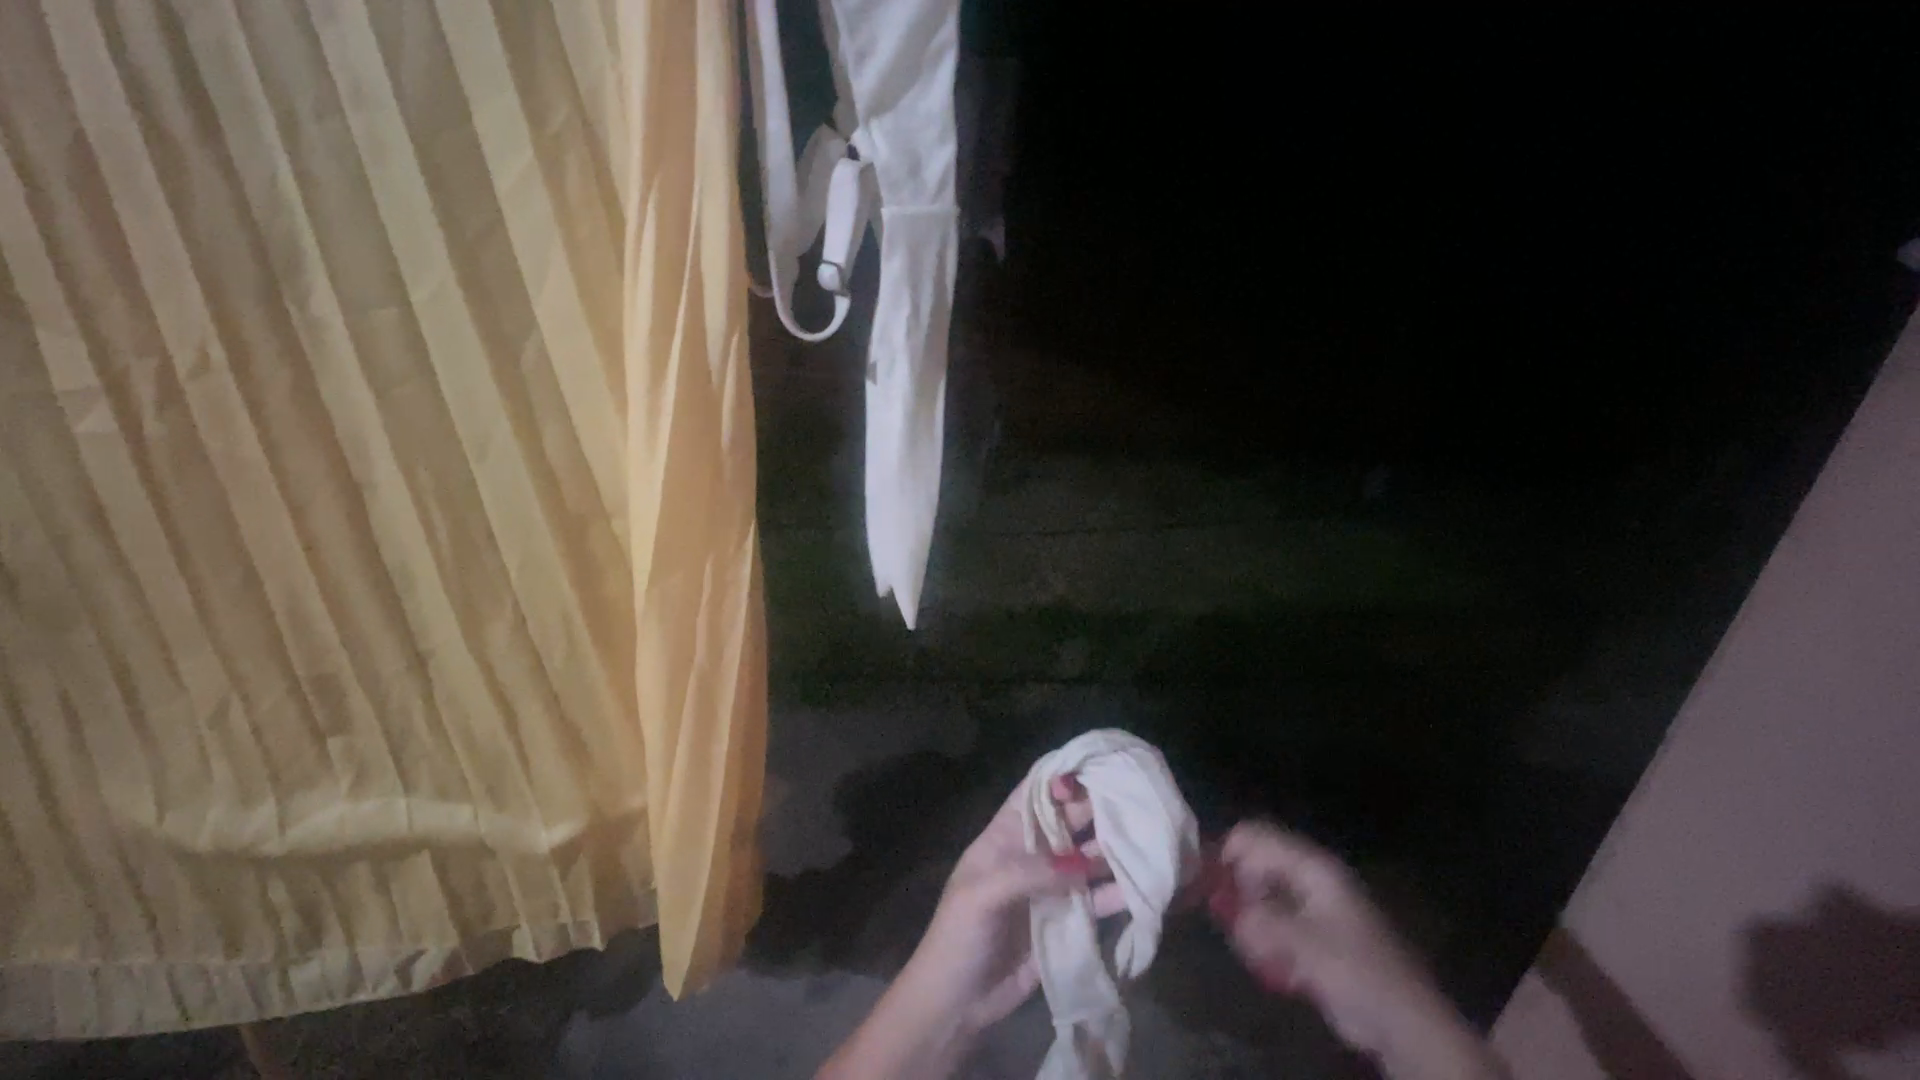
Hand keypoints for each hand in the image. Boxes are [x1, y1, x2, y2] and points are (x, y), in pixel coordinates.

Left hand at [909, 775, 1125, 1029]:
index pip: (1034, 794)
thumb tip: (1081, 865)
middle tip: (1140, 798)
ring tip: (1151, 840)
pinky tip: (1145, 888)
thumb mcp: (980, 897)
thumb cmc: (957, 939)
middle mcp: (1031, 856)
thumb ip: (1028, 873)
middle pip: (1069, 822)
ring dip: (1115, 851)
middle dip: (1099, 809)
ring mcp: (1050, 889)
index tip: (1099, 765)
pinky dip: (1119, 894)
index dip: (1061, 777)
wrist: (955, 1005)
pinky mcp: (1066, 923)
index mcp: (1002, 838)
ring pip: (1088, 860)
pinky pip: (1096, 901)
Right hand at [1211, 822, 1504, 1079]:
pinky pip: (1271, 923)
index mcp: (1312, 867)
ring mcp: (1311, 905)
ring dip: (1250, 922)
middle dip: (1236, 893)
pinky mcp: (1310, 933)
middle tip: (1231, 926)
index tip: (1204, 885)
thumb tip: (1220, 903)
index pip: (1254, 836)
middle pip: (1253, 865)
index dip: (1225, 854)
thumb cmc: (1357, 974)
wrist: (1403, 1023)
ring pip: (1259, 896)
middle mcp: (1310, 877)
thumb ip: (1257, 919)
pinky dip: (1264, 940)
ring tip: (1257, 953)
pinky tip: (1271, 966)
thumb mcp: (1302, 944)